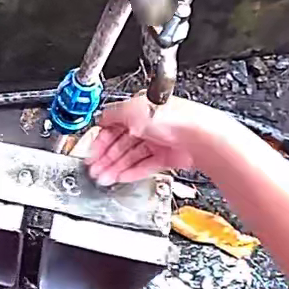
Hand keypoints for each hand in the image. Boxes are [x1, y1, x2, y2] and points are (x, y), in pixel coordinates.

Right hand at [85, 95, 221, 184]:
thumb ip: (110, 115)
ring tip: (104, 179)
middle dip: (105, 158)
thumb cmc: (170, 116)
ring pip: (130, 157)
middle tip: (93, 170)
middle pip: (120, 144)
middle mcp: (148, 124)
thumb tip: (99, 118)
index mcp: (138, 109)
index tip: (90, 154)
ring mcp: (157, 141)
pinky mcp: (166, 157)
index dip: (100, 141)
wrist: (197, 135)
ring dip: (115, 168)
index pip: (112, 126)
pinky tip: (120, 178)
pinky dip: (131, 172)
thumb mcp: (130, 110)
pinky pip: (144, 166)